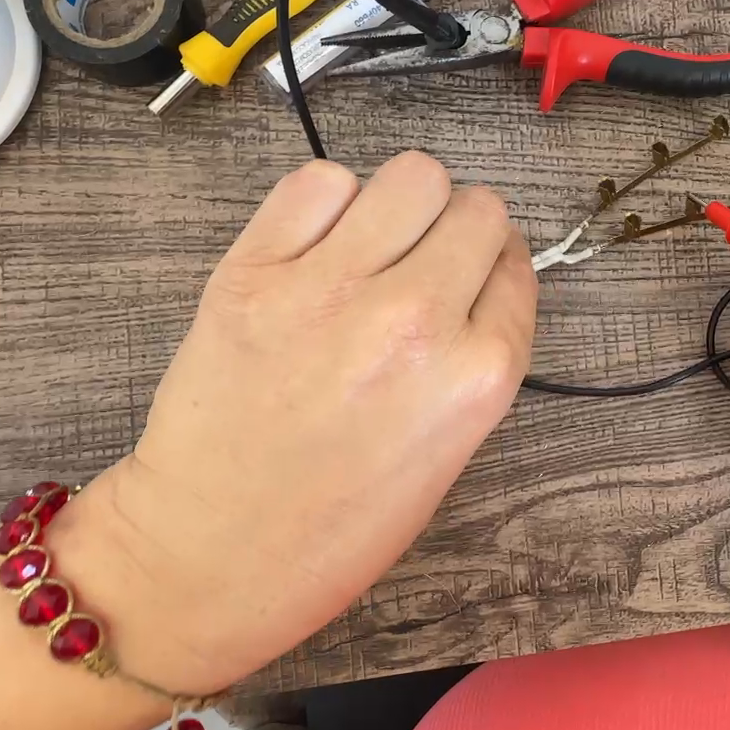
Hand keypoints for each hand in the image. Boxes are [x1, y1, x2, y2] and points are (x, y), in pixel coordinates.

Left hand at [56, 152, 536, 692]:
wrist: (211, 554)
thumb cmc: (343, 522)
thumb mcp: (452, 445)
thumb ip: (481, 353)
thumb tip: (484, 270)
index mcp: (478, 375)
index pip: (517, 268)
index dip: (498, 270)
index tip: (475, 279)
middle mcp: (416, 319)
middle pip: (479, 208)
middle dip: (462, 231)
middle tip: (426, 265)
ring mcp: (331, 289)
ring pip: (414, 175)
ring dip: (406, 207)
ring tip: (375, 249)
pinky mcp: (252, 271)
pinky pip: (321, 181)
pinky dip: (331, 203)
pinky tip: (320, 247)